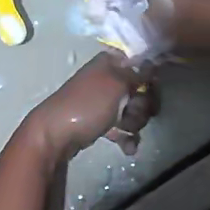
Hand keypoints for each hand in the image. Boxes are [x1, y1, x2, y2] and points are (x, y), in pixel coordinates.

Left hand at [20, 53, 155, 162]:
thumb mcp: (116, 84)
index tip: (150, 90)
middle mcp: (108, 78)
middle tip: (131, 113)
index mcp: (110, 63)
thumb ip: (138, 74)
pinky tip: (127, 147)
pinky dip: (126, 137)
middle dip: (141, 106)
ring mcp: (104, 101)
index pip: (141, 64)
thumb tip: (153, 64)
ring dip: (134, 123)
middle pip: (140, 90)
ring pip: (133, 110)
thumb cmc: (88, 104)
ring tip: (124, 131)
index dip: (149, 79)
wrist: (56, 133)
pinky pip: (123, 127)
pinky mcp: (101, 121)